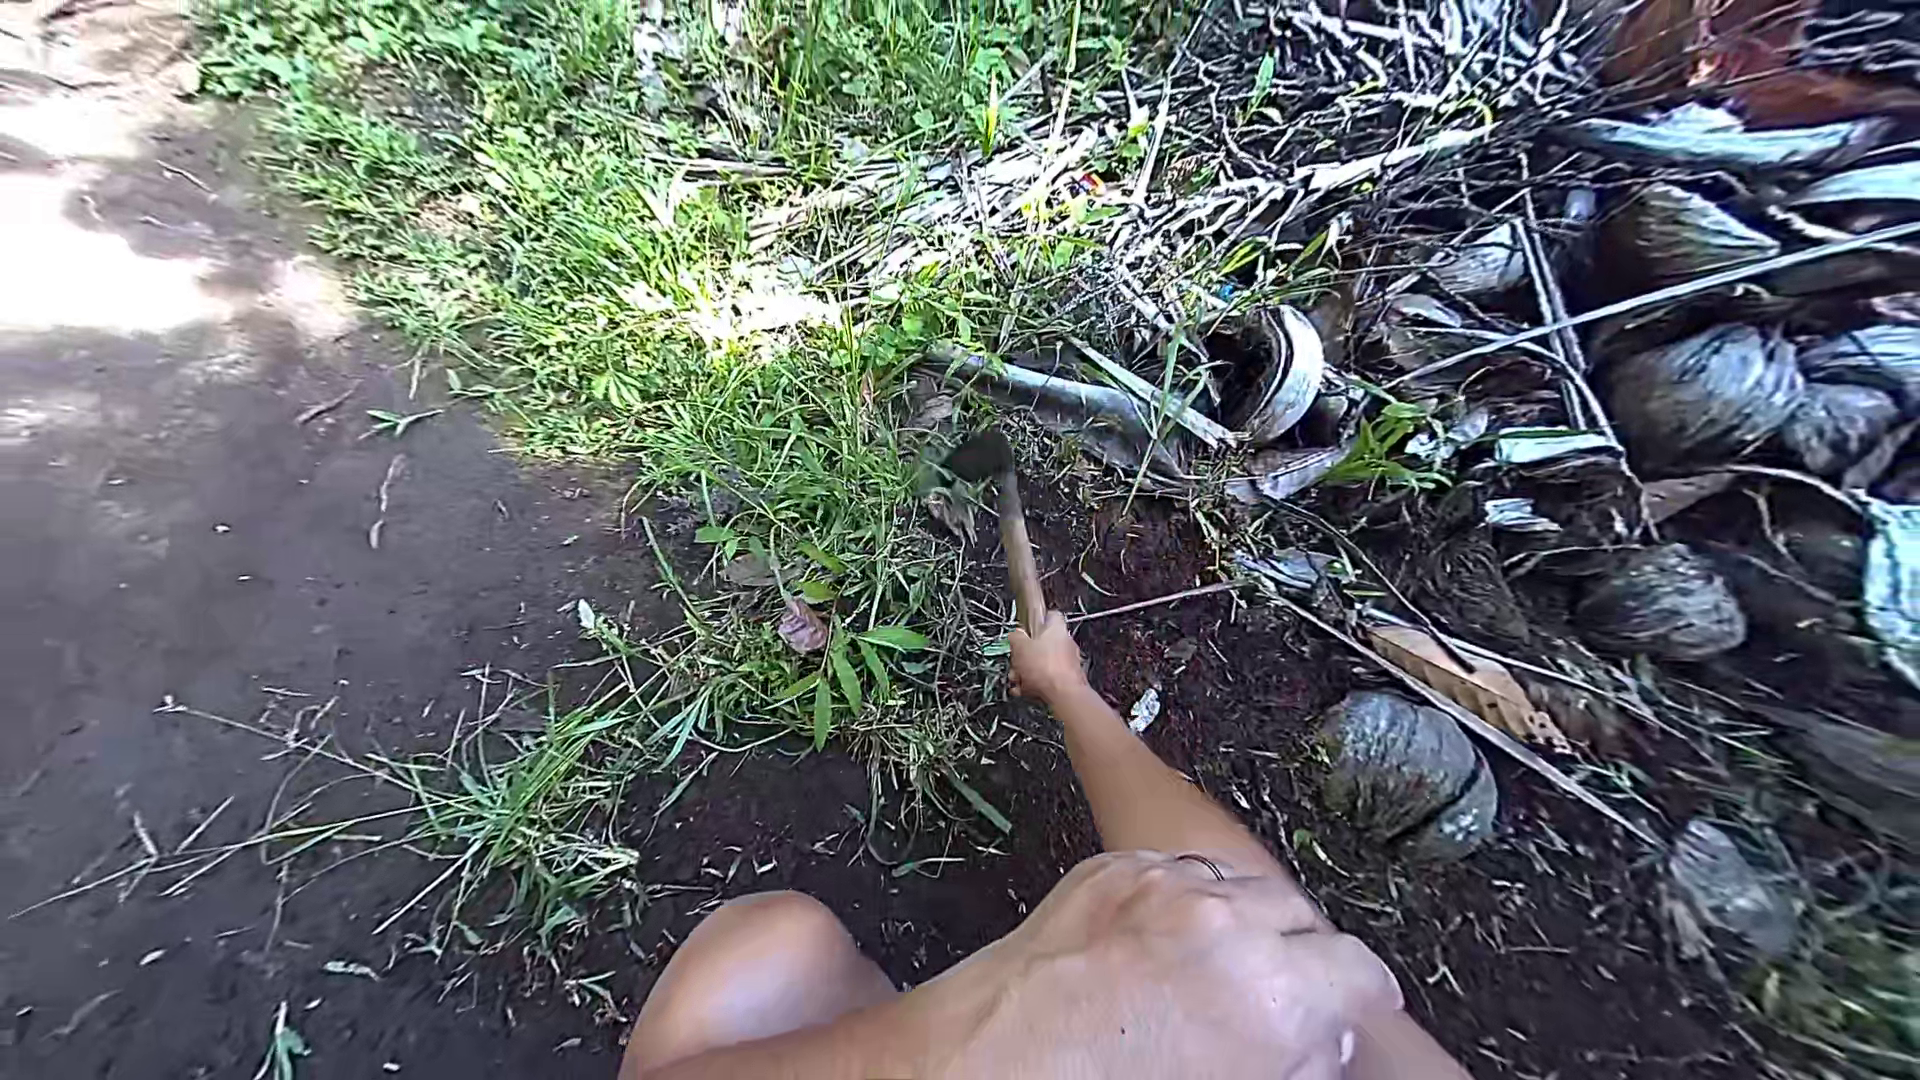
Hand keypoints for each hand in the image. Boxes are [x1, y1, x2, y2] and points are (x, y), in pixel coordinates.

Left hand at [904, 851, 1401, 1078]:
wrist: (1009, 1051)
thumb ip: (1294, 1060)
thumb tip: (1318, 1035)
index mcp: (1269, 992)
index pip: (1357, 969)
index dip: (1359, 992)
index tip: (1350, 1003)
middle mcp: (1220, 917)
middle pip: (1295, 910)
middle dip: (1298, 948)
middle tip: (1278, 984)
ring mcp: (1160, 878)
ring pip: (1233, 877)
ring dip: (1238, 911)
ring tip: (1215, 955)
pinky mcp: (1112, 862)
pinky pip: (1171, 867)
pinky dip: (1181, 893)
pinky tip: (1160, 932)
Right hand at [1009, 610, 1087, 703]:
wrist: (1063, 696)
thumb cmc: (1046, 668)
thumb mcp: (1020, 647)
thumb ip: (1015, 637)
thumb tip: (1014, 635)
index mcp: (1057, 629)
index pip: (1049, 615)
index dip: (1035, 620)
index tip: (1025, 627)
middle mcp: (1065, 643)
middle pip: (1040, 643)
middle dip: (1024, 654)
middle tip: (1015, 661)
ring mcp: (1067, 663)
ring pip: (1041, 663)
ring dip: (1026, 671)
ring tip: (1017, 679)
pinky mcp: (1066, 680)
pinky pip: (1046, 678)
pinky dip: (1034, 683)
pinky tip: (1023, 690)